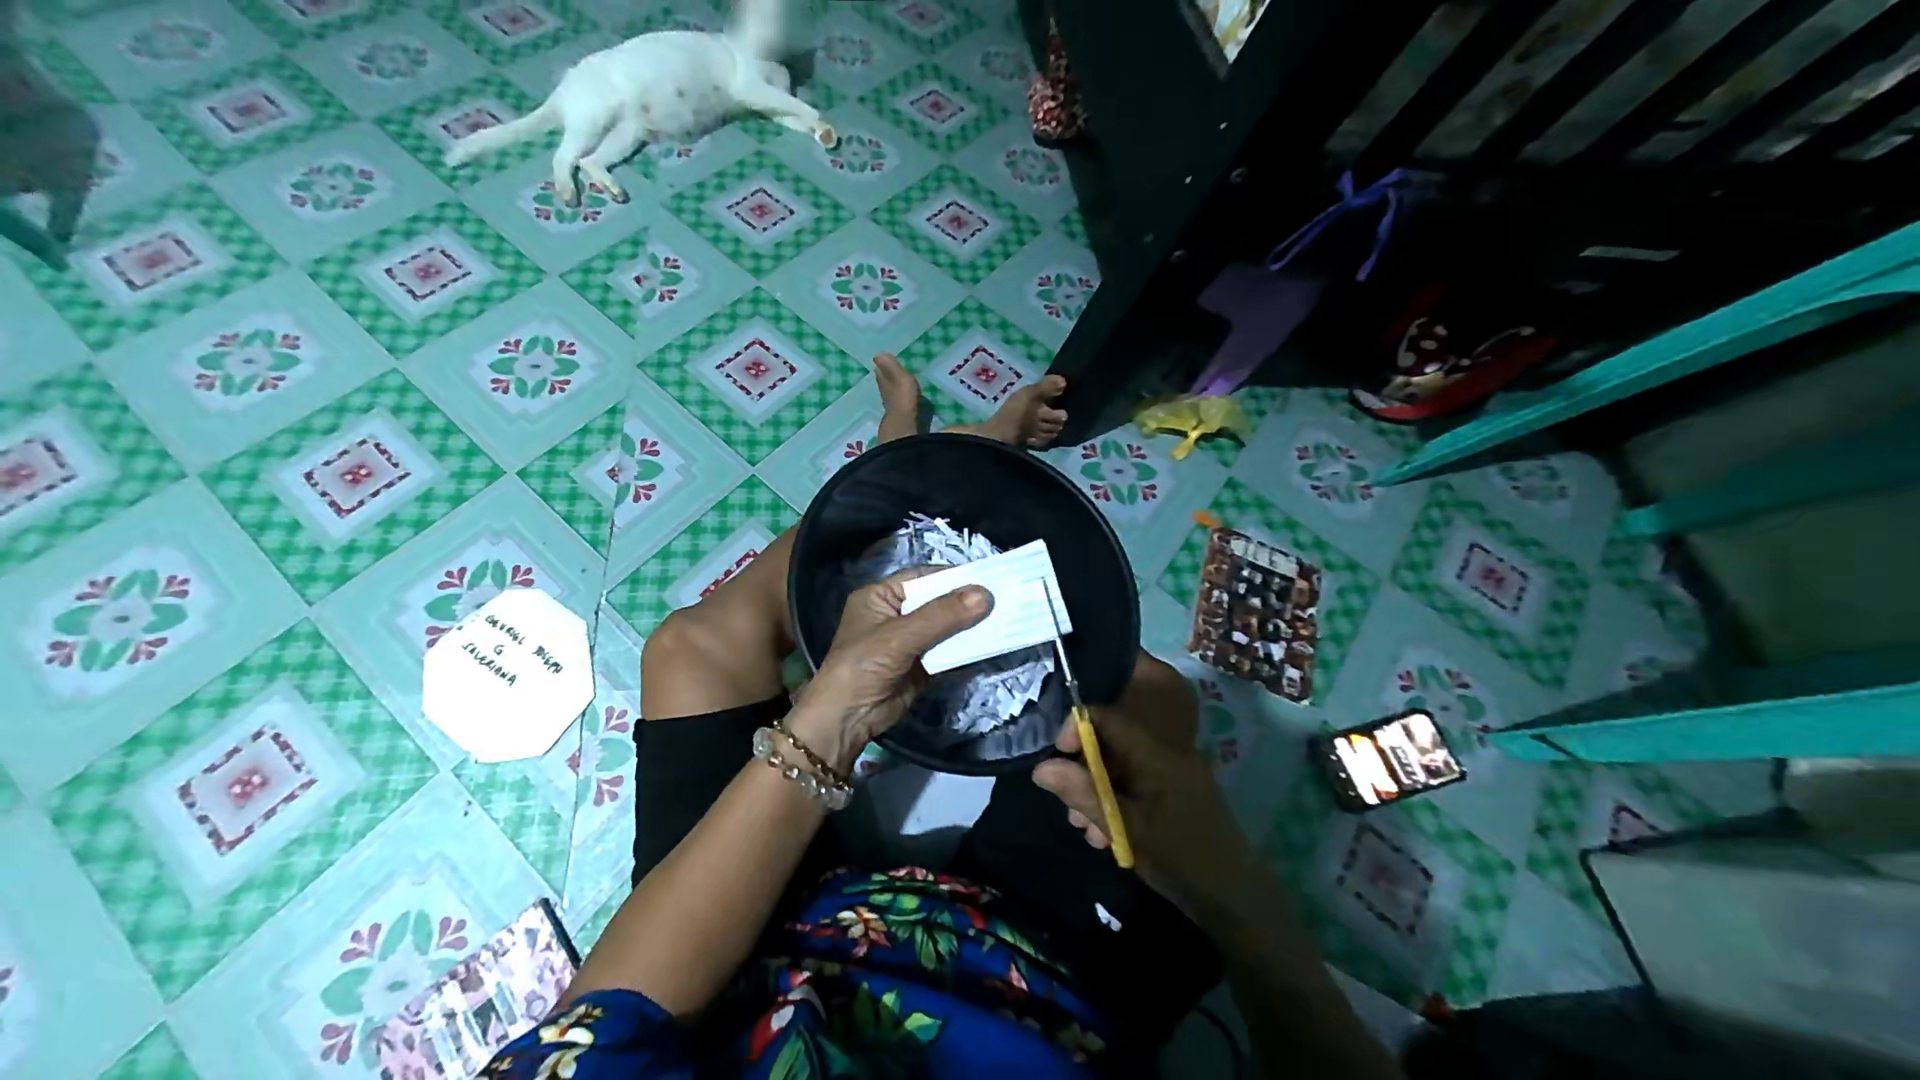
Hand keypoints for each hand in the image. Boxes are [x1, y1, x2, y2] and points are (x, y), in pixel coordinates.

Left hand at [788, 573, 990, 772]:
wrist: (847, 718)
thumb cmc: (863, 665)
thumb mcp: (900, 636)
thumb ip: (942, 615)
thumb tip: (984, 594)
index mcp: (880, 596)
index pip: (921, 577)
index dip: (952, 576)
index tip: (986, 576)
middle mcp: (895, 614)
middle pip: (936, 601)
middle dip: (965, 602)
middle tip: (1002, 597)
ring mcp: (909, 641)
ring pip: (945, 627)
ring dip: (970, 625)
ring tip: (1004, 617)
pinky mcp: (921, 665)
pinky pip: (948, 650)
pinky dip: (967, 647)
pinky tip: (991, 641)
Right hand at [1031, 656, 1252, 901]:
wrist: (1234, 897)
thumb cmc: (1178, 857)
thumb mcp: (1123, 827)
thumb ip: (1082, 793)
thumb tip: (1041, 767)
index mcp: (1155, 752)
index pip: (1106, 716)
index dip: (1076, 728)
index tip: (1058, 757)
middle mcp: (1164, 752)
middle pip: (1110, 743)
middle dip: (1083, 771)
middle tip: (1070, 810)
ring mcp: (1171, 773)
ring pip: (1119, 767)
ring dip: (1096, 792)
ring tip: (1088, 831)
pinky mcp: (1174, 792)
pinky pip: (1134, 783)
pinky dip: (1115, 802)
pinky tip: (1106, 834)